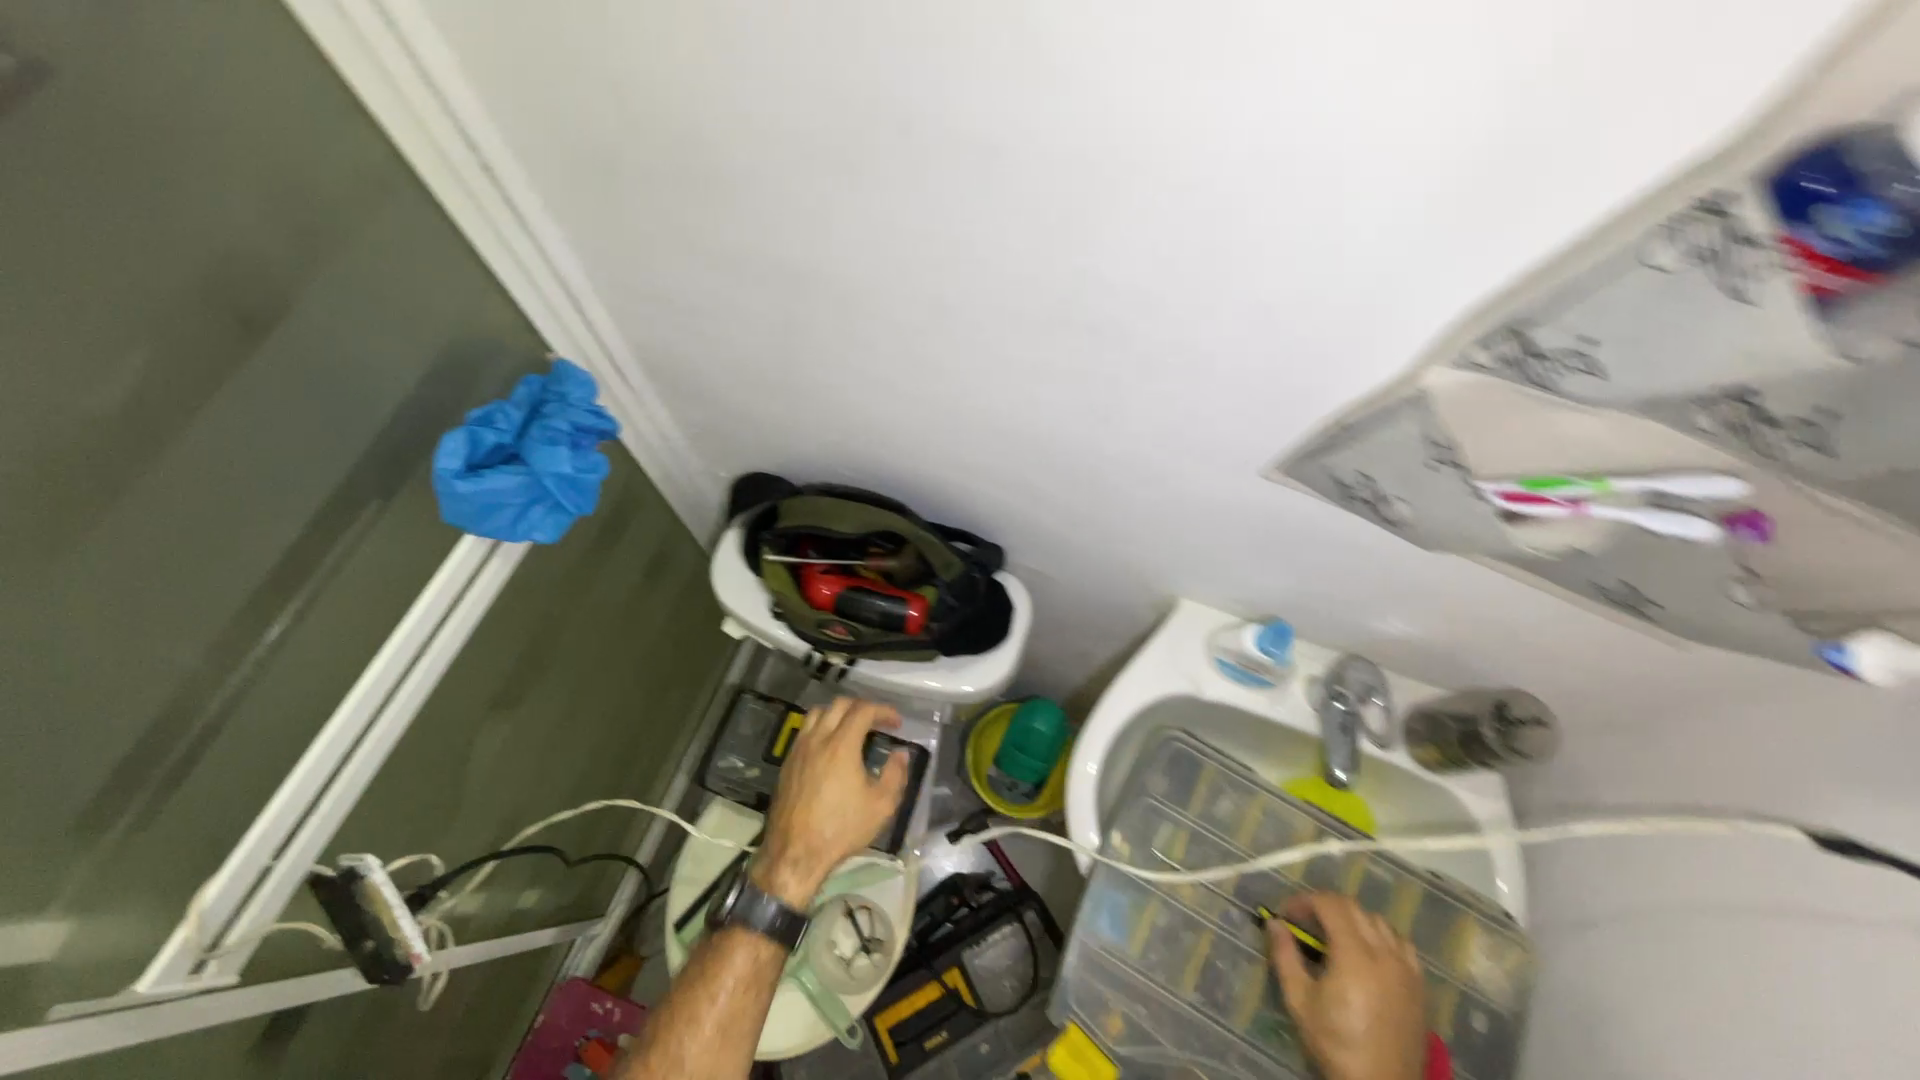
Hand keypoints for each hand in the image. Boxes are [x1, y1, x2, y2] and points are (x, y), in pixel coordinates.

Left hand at [752, 697, 910, 907]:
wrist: (795, 852)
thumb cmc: (842, 829)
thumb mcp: (881, 805)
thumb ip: (896, 774)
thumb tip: (900, 754)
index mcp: (841, 745)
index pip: (863, 710)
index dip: (883, 710)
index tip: (897, 722)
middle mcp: (817, 740)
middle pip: (838, 705)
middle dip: (861, 707)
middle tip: (877, 721)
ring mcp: (797, 750)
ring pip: (816, 714)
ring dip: (837, 713)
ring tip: (851, 729)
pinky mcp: (787, 764)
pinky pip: (804, 732)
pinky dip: (821, 728)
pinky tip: (830, 749)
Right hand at [1267, 892, 1427, 1079]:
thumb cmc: (1336, 1045)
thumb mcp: (1300, 1002)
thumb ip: (1285, 957)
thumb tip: (1274, 923)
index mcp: (1354, 955)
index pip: (1330, 905)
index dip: (1304, 901)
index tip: (1286, 914)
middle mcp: (1384, 953)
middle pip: (1354, 908)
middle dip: (1325, 906)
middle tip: (1305, 922)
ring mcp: (1406, 967)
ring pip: (1379, 922)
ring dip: (1353, 918)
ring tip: (1335, 936)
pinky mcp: (1419, 983)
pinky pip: (1401, 943)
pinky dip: (1381, 936)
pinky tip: (1369, 953)